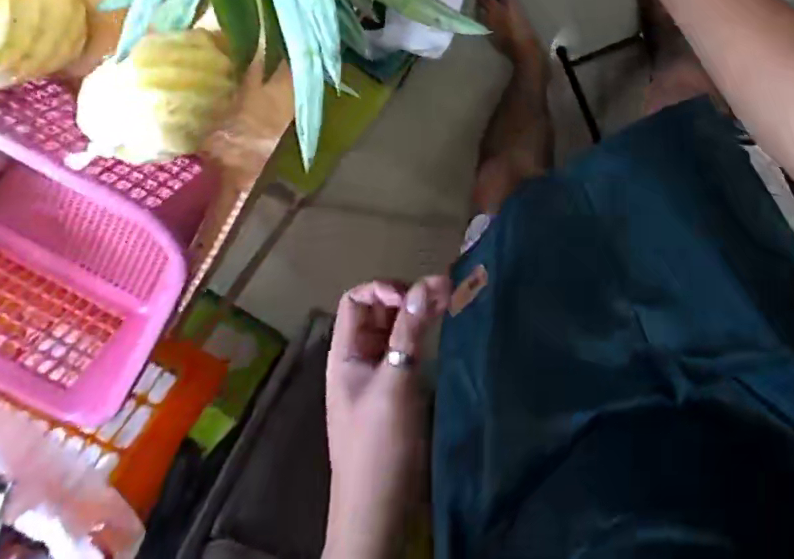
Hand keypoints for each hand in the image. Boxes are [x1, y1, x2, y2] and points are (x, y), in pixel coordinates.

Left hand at [322, 277, 449, 558]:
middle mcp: (358, 358)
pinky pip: (407, 349)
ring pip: (394, 329)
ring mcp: (378, 374)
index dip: (382, 289)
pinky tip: (443, 329)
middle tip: (441, 293)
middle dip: (406, 296)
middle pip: (377, 310)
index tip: (413, 298)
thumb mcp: (396, 382)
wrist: (378, 511)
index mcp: (345, 354)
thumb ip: (410, 331)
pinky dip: (423, 334)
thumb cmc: (380, 445)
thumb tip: (426, 282)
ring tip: (448, 301)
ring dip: (417, 312)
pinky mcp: (397, 390)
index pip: (356, 300)